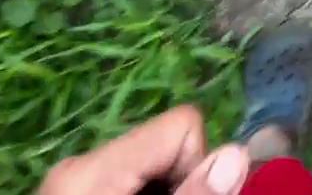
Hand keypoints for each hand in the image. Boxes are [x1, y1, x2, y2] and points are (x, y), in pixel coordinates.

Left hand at [39, 106, 245, 194]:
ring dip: (165, 191)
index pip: (181, 124)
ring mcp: (73, 183)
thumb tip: (238, 152)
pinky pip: (128, 183)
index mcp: (94, 165)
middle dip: (181, 181)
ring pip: (150, 167)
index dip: (196, 164)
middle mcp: (82, 163)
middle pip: (167, 144)